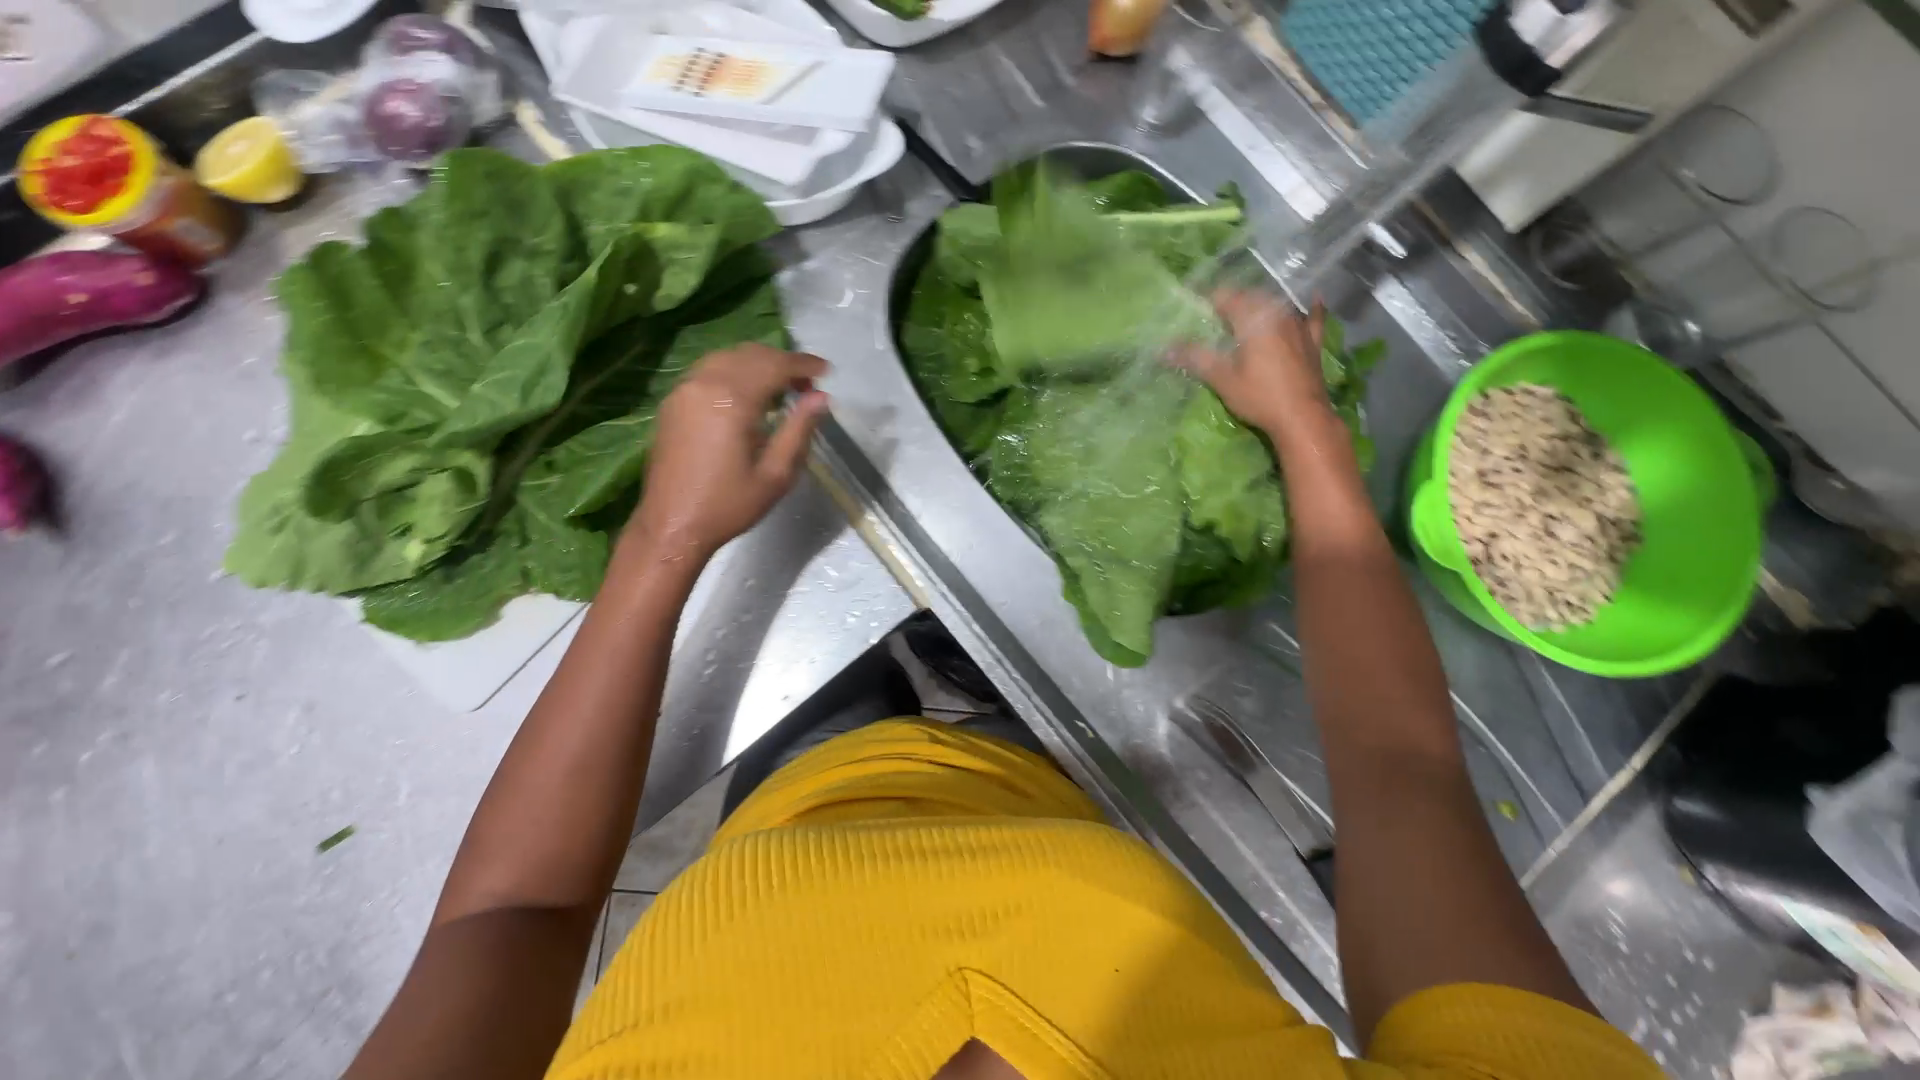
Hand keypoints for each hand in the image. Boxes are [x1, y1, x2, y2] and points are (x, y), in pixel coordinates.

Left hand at [623, 344, 828, 565]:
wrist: (672, 525)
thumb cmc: (729, 505)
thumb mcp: (776, 474)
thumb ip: (800, 430)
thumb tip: (821, 398)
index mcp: (733, 401)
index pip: (775, 365)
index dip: (804, 364)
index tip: (825, 371)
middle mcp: (705, 384)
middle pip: (750, 355)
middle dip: (782, 362)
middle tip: (806, 384)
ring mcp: (683, 390)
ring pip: (727, 358)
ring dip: (757, 364)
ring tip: (780, 387)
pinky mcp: (672, 402)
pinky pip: (708, 371)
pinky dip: (733, 372)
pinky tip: (747, 394)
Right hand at [1174, 291, 1337, 445]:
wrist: (1302, 417)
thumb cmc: (1259, 397)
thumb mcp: (1222, 379)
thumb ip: (1195, 358)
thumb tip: (1163, 349)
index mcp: (1253, 318)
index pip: (1225, 296)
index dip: (1206, 298)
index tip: (1191, 302)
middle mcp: (1278, 313)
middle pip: (1251, 296)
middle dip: (1231, 300)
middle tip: (1213, 313)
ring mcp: (1299, 326)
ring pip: (1278, 304)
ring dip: (1260, 303)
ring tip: (1245, 312)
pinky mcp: (1312, 341)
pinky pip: (1313, 317)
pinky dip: (1311, 308)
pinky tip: (1314, 298)